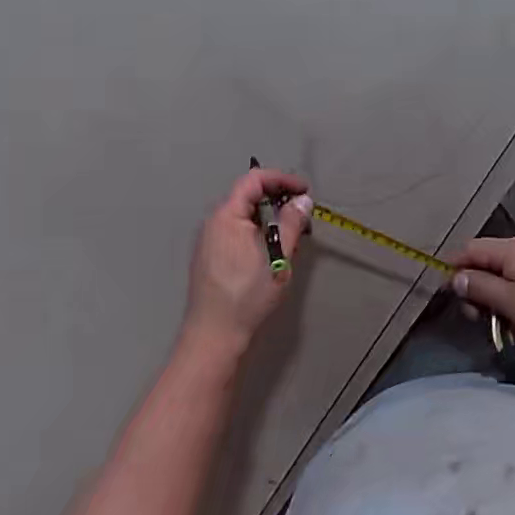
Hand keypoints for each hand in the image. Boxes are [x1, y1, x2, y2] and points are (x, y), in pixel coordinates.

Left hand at [183, 167, 311, 353]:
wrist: (214, 335)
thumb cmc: (246, 295)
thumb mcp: (277, 256)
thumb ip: (292, 223)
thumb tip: (303, 200)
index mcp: (226, 216)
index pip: (254, 180)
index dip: (282, 179)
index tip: (305, 191)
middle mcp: (214, 222)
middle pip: (247, 195)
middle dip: (278, 198)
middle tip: (302, 213)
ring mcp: (209, 240)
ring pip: (243, 215)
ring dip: (269, 217)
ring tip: (291, 234)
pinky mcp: (211, 256)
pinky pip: (236, 231)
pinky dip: (257, 231)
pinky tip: (271, 250)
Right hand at [447, 237, 514, 351]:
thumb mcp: (509, 302)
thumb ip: (479, 287)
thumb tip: (456, 278)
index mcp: (511, 247)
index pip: (470, 249)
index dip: (454, 268)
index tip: (447, 293)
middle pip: (486, 259)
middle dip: (475, 285)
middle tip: (476, 316)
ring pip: (503, 269)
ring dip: (494, 292)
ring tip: (497, 319)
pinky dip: (511, 292)